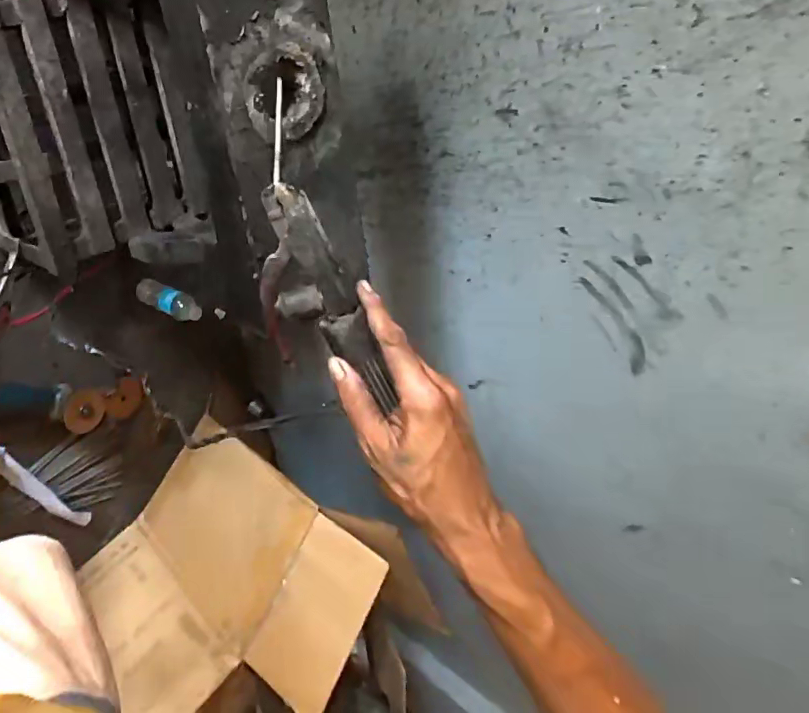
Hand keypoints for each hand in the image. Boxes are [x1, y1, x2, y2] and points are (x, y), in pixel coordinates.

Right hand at [330, 282, 507, 552]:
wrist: (470, 520)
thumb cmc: (420, 489)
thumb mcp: (378, 449)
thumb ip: (357, 403)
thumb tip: (338, 365)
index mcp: (423, 394)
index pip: (396, 342)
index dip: (378, 312)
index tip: (365, 288)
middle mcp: (442, 387)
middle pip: (405, 351)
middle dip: (379, 332)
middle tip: (349, 319)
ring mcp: (452, 397)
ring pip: (413, 366)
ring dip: (389, 357)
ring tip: (360, 353)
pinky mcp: (454, 407)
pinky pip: (421, 379)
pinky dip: (401, 374)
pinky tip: (384, 384)